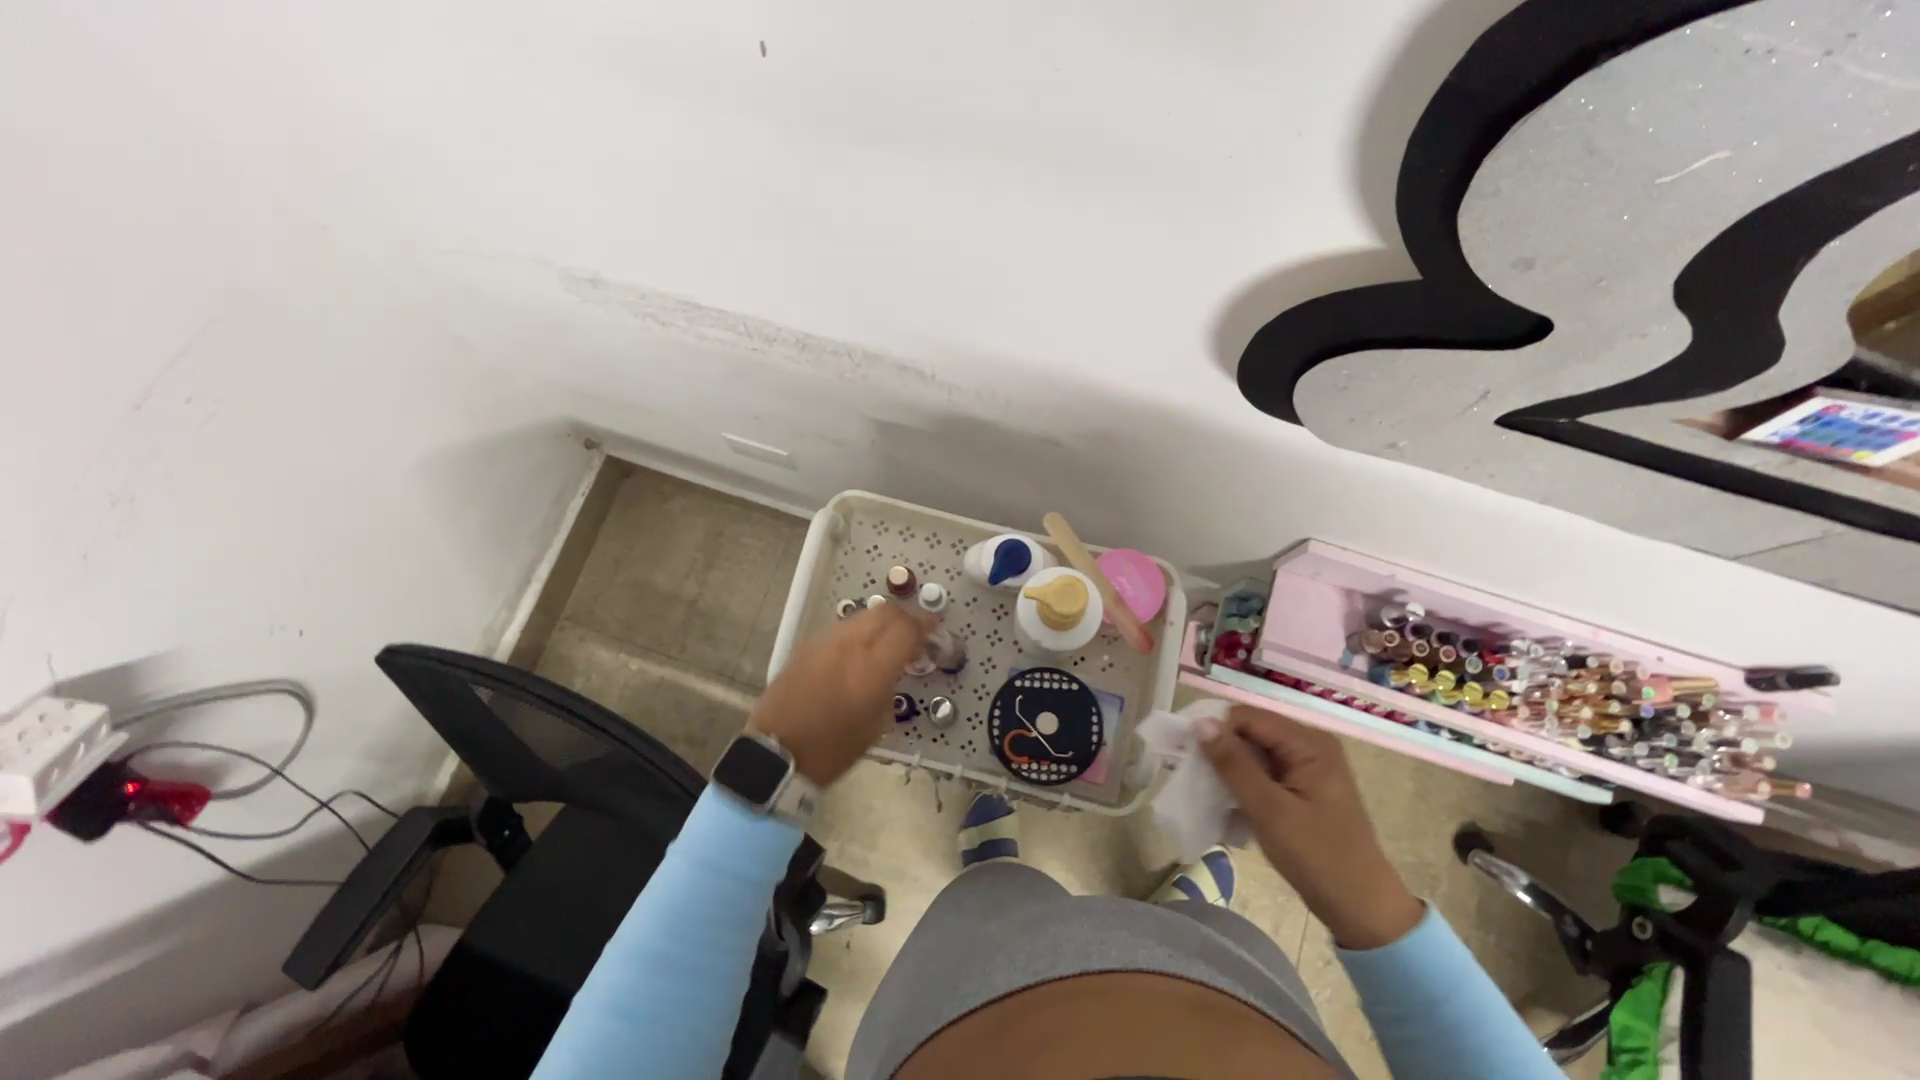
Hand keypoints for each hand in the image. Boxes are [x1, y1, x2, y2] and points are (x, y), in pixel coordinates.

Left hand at [748, 602, 931, 786]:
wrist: (776, 752)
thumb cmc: (832, 749)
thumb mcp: (876, 726)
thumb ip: (889, 689)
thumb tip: (892, 671)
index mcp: (871, 669)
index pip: (906, 629)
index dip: (925, 625)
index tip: (934, 628)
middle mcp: (849, 646)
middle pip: (885, 611)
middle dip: (904, 618)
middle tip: (913, 634)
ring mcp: (824, 643)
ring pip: (861, 616)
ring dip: (880, 623)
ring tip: (885, 644)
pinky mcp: (806, 647)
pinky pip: (841, 629)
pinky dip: (858, 633)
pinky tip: (858, 653)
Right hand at [1197, 706, 1422, 949]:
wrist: (1360, 906)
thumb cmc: (1318, 857)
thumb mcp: (1270, 810)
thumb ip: (1234, 764)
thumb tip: (1200, 723)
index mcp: (1309, 743)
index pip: (1248, 716)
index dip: (1214, 729)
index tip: (1184, 753)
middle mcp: (1309, 746)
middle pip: (1251, 731)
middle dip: (1219, 750)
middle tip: (1189, 774)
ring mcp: (1307, 767)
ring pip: (1253, 753)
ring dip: (1228, 770)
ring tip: (1203, 791)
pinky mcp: (1301, 788)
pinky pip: (1263, 773)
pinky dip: (1243, 785)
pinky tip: (1226, 805)